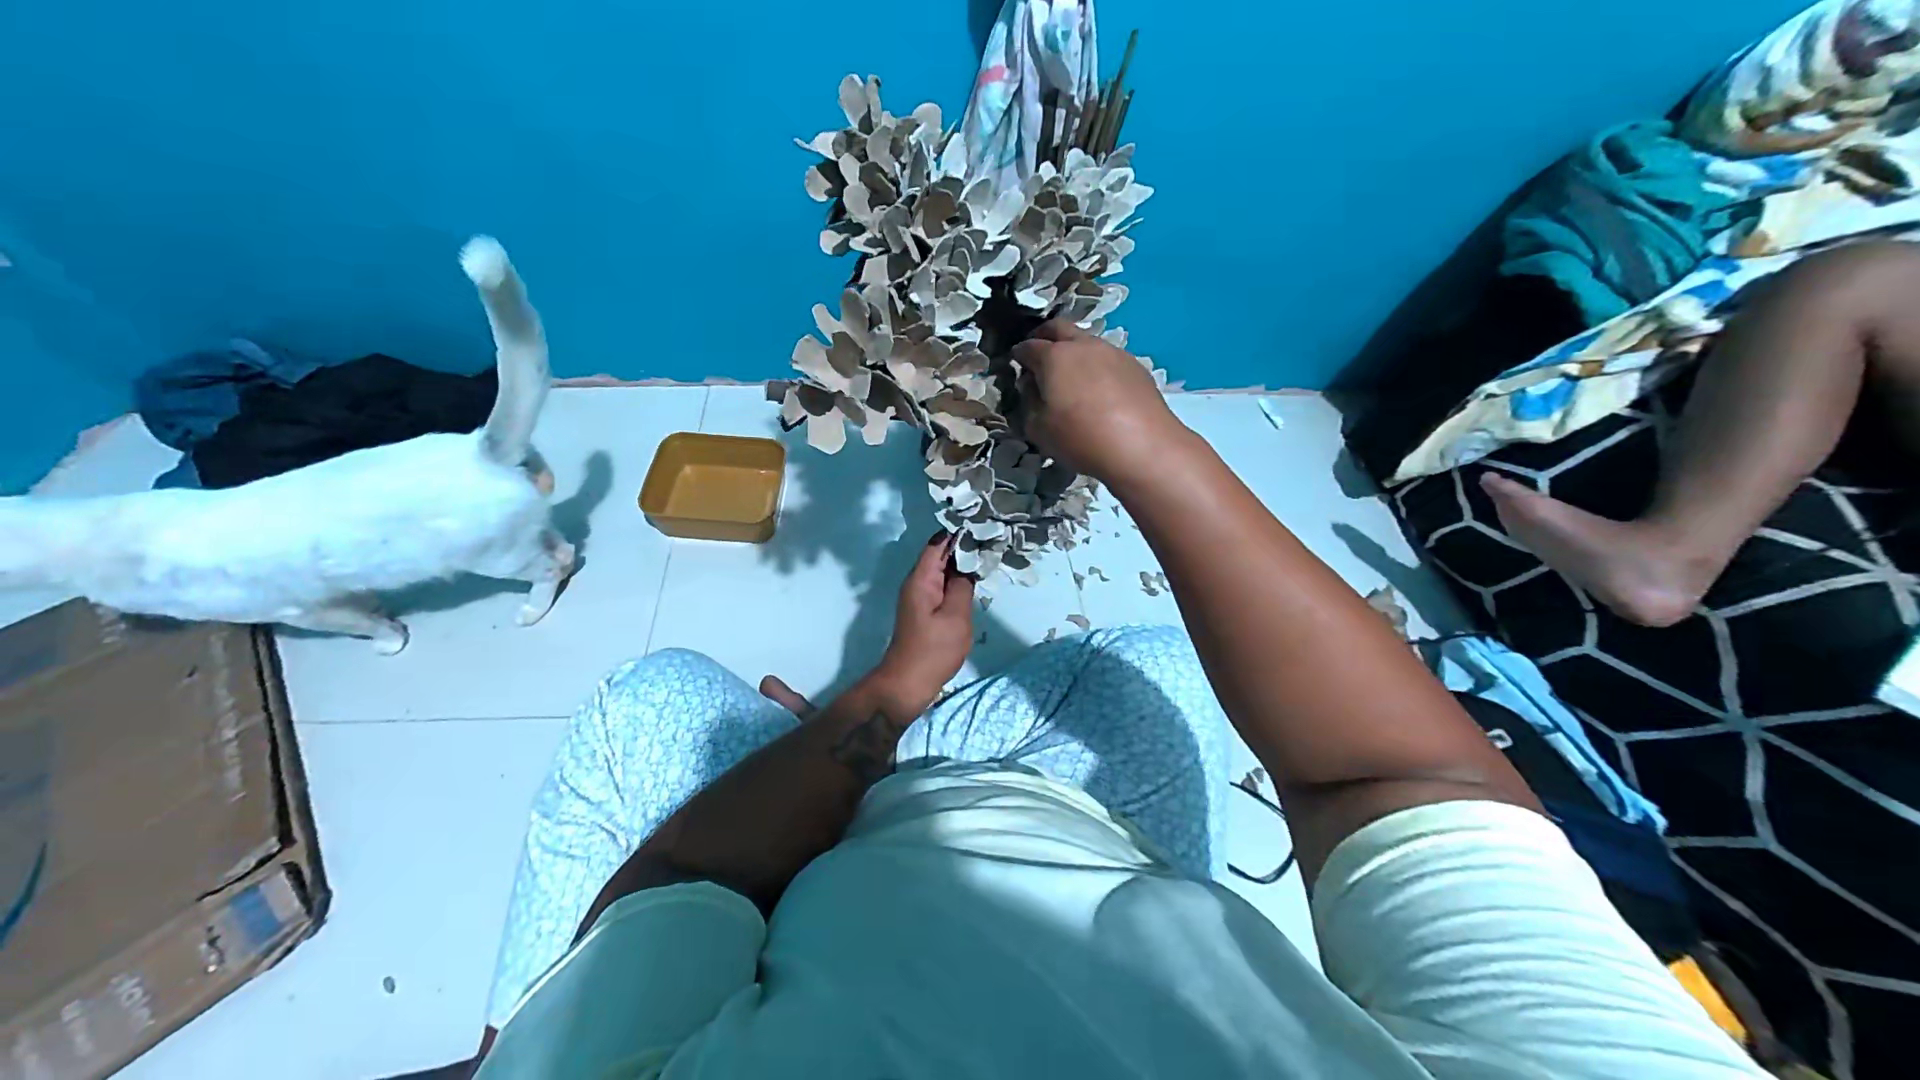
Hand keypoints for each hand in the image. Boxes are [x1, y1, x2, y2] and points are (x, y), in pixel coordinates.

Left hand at [868, 532, 975, 716]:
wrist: (908, 682)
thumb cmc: (932, 650)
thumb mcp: (955, 616)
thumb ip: (963, 586)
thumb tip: (969, 564)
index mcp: (921, 578)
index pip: (938, 542)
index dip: (959, 531)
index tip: (984, 522)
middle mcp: (918, 582)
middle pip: (941, 553)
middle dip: (964, 544)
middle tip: (994, 535)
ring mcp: (921, 595)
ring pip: (944, 569)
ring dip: (963, 561)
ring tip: (990, 551)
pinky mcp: (927, 608)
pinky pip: (944, 585)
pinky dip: (959, 578)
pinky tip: (977, 578)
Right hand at [1011, 319, 1192, 487]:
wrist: (1143, 446)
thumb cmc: (1082, 438)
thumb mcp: (1039, 430)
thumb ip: (1029, 403)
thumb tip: (1032, 387)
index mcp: (1054, 357)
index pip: (1028, 347)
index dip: (1018, 355)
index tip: (1015, 365)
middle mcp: (1084, 346)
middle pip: (1058, 328)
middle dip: (1043, 336)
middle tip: (1038, 355)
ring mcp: (1113, 352)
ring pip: (1086, 342)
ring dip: (1073, 352)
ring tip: (1071, 376)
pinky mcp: (1135, 366)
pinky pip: (1107, 359)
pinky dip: (1096, 367)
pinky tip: (1099, 390)